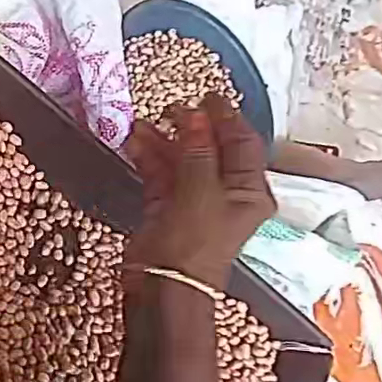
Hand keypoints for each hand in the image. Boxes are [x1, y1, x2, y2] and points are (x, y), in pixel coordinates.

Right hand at [123, 92, 274, 286]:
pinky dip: (148, 159)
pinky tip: (134, 142)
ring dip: (162, 141)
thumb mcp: (200, 191)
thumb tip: (194, 116)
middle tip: (170, 108)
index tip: (207, 96)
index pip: (242, 144)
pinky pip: (159, 176)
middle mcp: (223, 193)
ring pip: (180, 161)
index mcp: (248, 190)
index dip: (227, 118)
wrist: (163, 285)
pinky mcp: (165, 209)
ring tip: (142, 123)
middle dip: (190, 128)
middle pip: (210, 150)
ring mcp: (192, 201)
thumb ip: (198, 151)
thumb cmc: (193, 241)